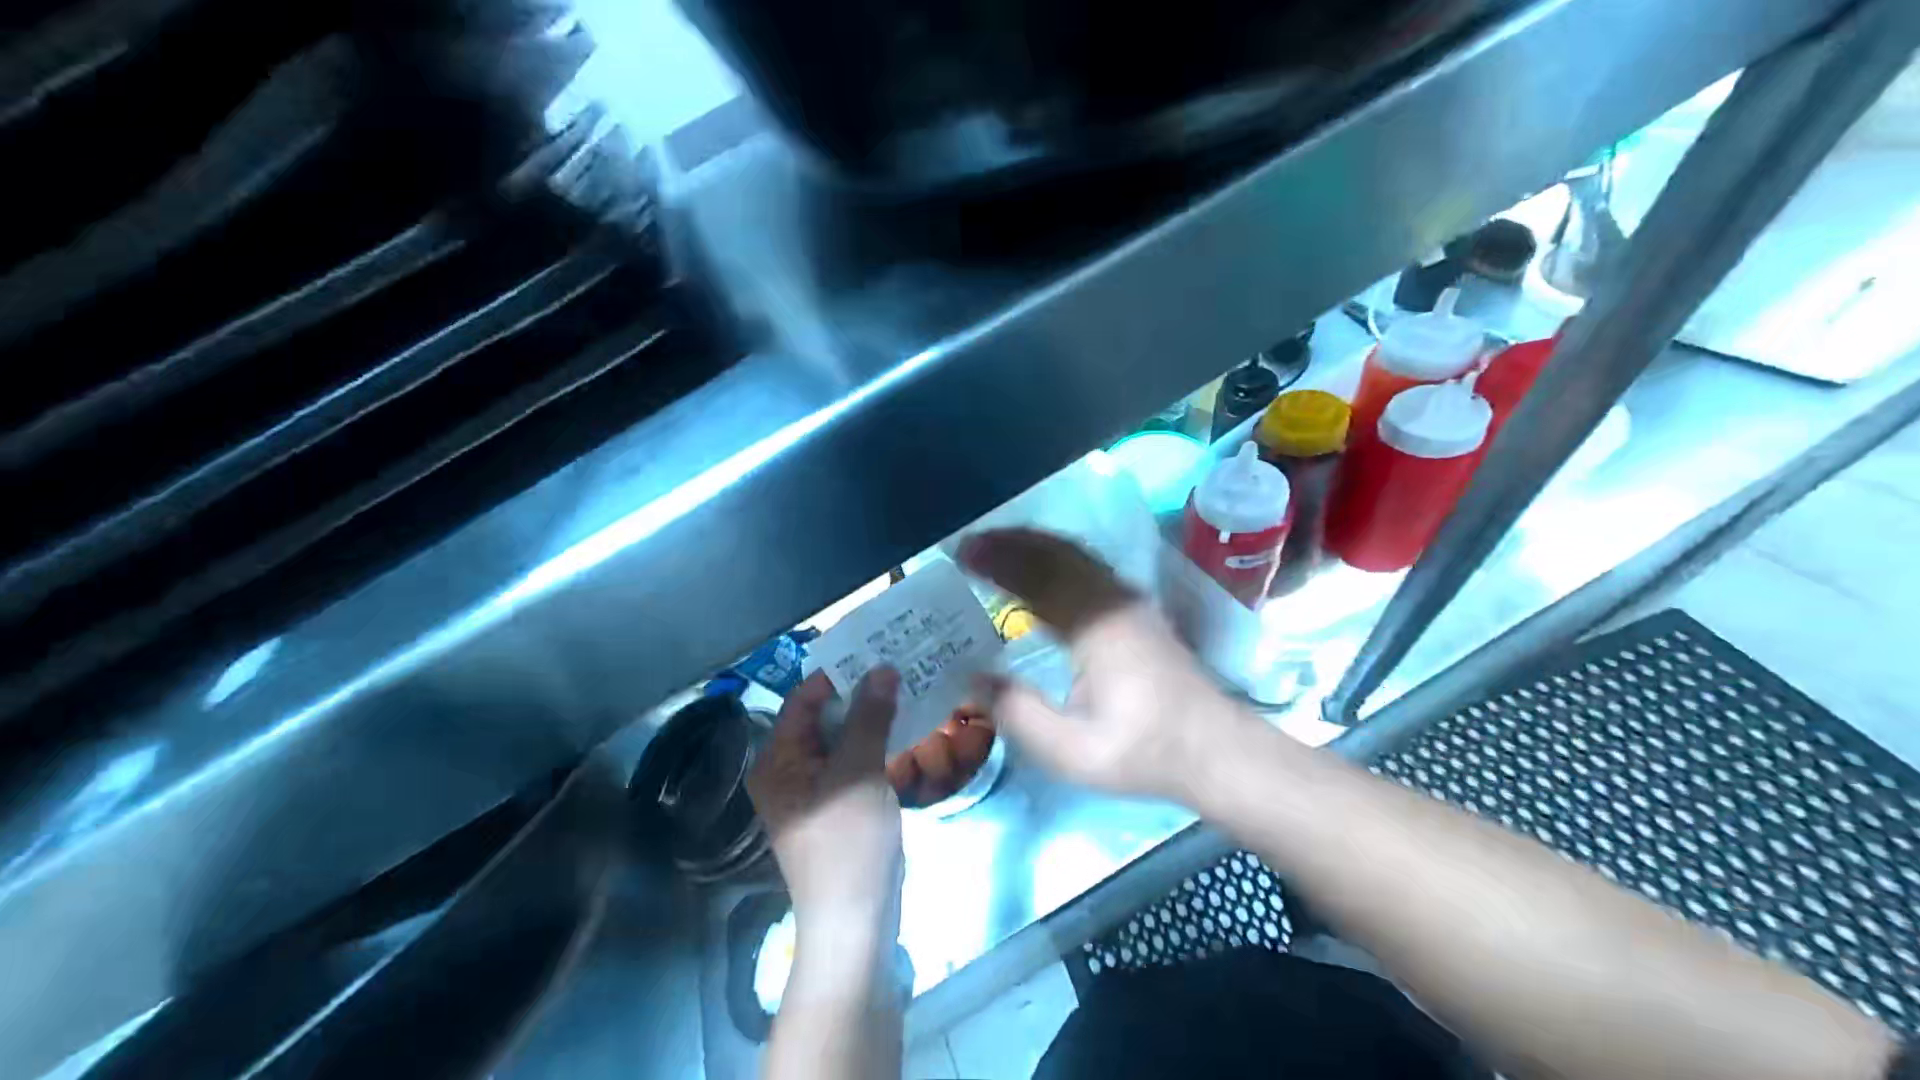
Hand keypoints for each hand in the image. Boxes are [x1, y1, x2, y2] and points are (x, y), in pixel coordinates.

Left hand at [748, 669, 904, 938]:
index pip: (803, 700)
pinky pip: (853, 764)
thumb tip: (881, 669)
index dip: (837, 673)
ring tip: (906, 689)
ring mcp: (813, 793)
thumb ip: (868, 716)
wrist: (856, 920)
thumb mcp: (859, 770)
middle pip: (822, 719)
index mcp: (778, 760)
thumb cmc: (848, 841)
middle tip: (897, 666)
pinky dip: (875, 745)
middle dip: (859, 694)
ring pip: (842, 741)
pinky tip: (904, 730)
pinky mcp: (836, 808)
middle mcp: (788, 772)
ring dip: (870, 718)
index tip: (875, 651)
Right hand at [958, 528, 1254, 804]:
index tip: (961, 554)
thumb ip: (1018, 713)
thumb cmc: (1142, 752)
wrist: (1213, 749)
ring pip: (1074, 553)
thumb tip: (971, 677)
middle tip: (967, 544)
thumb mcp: (1072, 751)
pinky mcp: (1136, 607)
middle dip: (1009, 542)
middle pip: (1055, 553)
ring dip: (1031, 543)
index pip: (1037, 578)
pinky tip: (1038, 565)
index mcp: (1096, 627)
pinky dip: (1053, 554)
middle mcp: (1113, 600)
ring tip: (993, 546)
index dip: (996, 562)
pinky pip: (1087, 564)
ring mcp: (1129, 599)